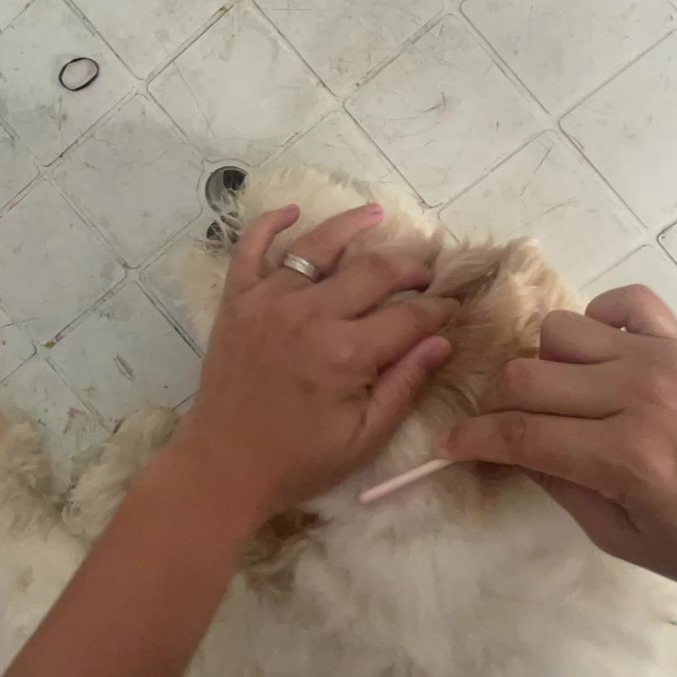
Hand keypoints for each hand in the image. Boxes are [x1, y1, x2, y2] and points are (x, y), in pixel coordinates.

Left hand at [169, 203, 456, 524]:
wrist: (223, 465)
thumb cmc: (299, 459)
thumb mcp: (365, 438)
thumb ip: (406, 385)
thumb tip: (442, 340)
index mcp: (345, 353)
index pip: (408, 316)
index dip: (438, 309)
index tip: (452, 306)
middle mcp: (309, 314)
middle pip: (372, 271)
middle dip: (409, 267)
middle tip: (425, 272)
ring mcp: (268, 300)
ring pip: (317, 246)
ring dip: (351, 225)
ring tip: (377, 214)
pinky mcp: (237, 298)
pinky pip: (250, 248)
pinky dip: (269, 224)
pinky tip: (293, 211)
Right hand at [442, 285, 676, 600]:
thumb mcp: (616, 536)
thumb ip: (554, 482)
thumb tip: (506, 443)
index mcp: (624, 456)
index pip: (521, 434)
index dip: (473, 439)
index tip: (449, 443)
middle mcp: (636, 395)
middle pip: (526, 375)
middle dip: (496, 402)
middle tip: (502, 422)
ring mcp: (658, 358)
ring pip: (559, 329)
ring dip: (546, 363)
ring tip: (565, 392)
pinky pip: (622, 300)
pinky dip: (600, 319)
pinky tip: (603, 352)